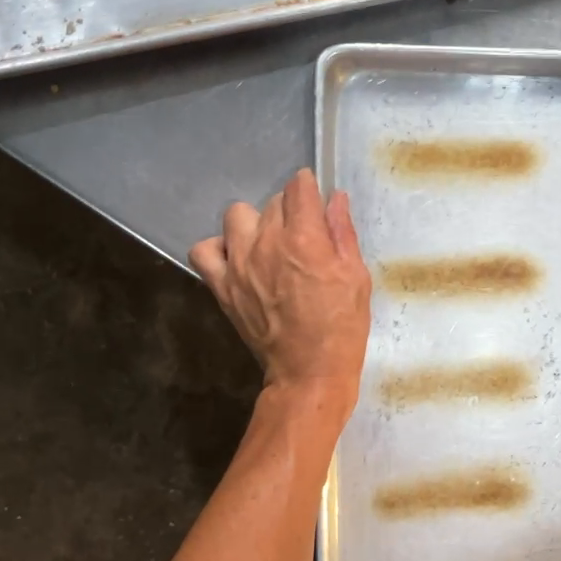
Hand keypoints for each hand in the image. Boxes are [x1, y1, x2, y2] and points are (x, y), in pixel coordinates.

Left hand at [189, 169, 371, 395]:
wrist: (308, 372)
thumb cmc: (342, 327)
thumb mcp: (356, 278)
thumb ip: (343, 233)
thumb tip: (335, 199)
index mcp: (305, 239)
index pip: (298, 187)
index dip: (308, 188)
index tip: (314, 198)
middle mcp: (267, 243)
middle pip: (272, 203)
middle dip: (289, 211)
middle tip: (302, 237)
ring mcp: (239, 264)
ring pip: (237, 216)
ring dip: (254, 224)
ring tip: (268, 245)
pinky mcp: (222, 286)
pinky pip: (204, 250)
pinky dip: (218, 249)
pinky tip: (237, 259)